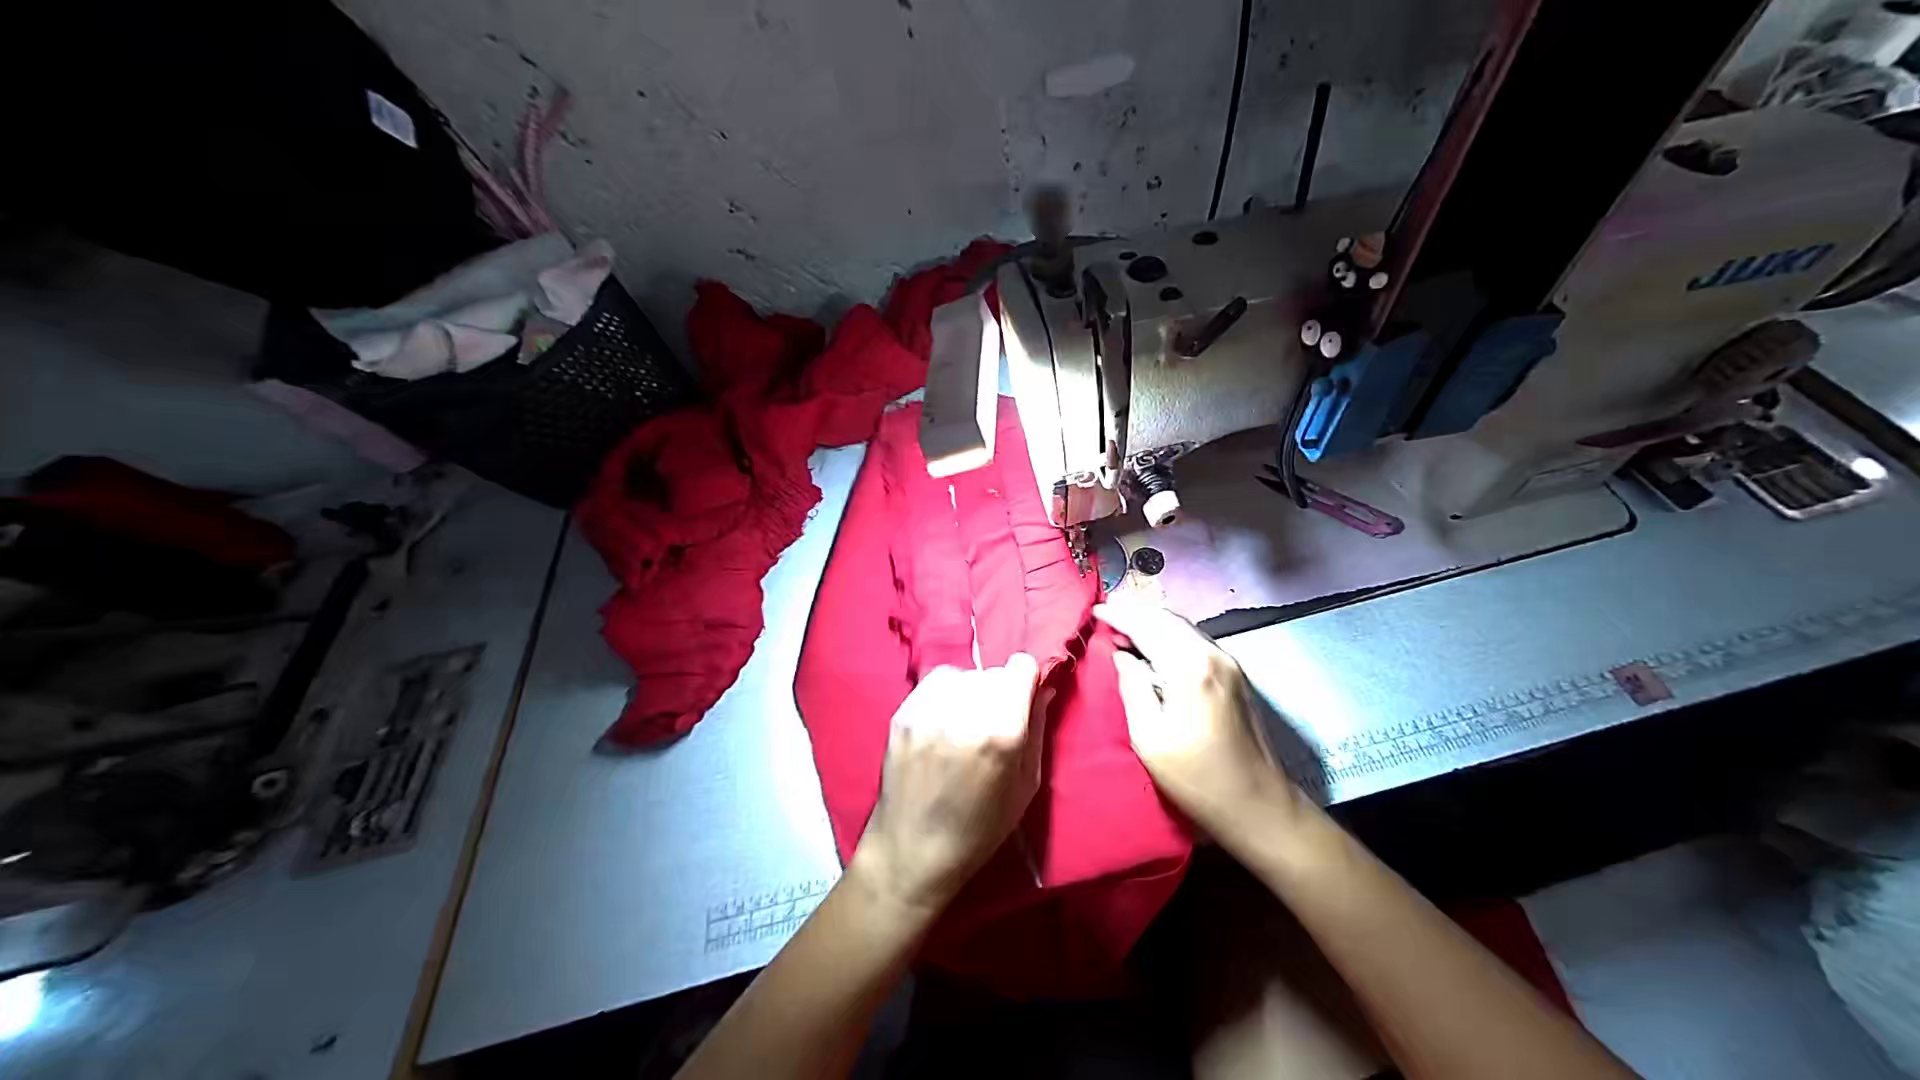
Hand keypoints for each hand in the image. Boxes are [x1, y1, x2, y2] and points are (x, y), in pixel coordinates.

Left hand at [848, 655, 1049, 917]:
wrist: (913, 850)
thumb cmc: (980, 828)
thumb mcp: (1026, 785)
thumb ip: (1037, 730)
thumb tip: (1043, 688)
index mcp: (1002, 733)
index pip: (1021, 667)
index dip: (1026, 681)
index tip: (1023, 698)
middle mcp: (965, 713)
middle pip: (994, 673)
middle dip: (1000, 692)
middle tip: (994, 723)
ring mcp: (928, 712)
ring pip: (964, 675)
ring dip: (972, 690)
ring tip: (966, 723)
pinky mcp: (902, 713)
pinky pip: (935, 682)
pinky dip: (945, 693)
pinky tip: (944, 722)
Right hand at [1094, 602, 1306, 847]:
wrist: (1258, 805)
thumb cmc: (1196, 777)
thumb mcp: (1149, 737)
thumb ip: (1133, 687)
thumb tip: (1122, 656)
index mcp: (1190, 666)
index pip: (1147, 625)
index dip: (1119, 615)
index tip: (1095, 612)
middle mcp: (1213, 654)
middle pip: (1168, 618)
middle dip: (1136, 613)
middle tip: (1107, 618)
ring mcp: (1230, 663)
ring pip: (1183, 627)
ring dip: (1153, 623)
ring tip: (1125, 630)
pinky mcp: (1236, 676)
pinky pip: (1195, 641)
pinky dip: (1170, 635)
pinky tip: (1155, 648)